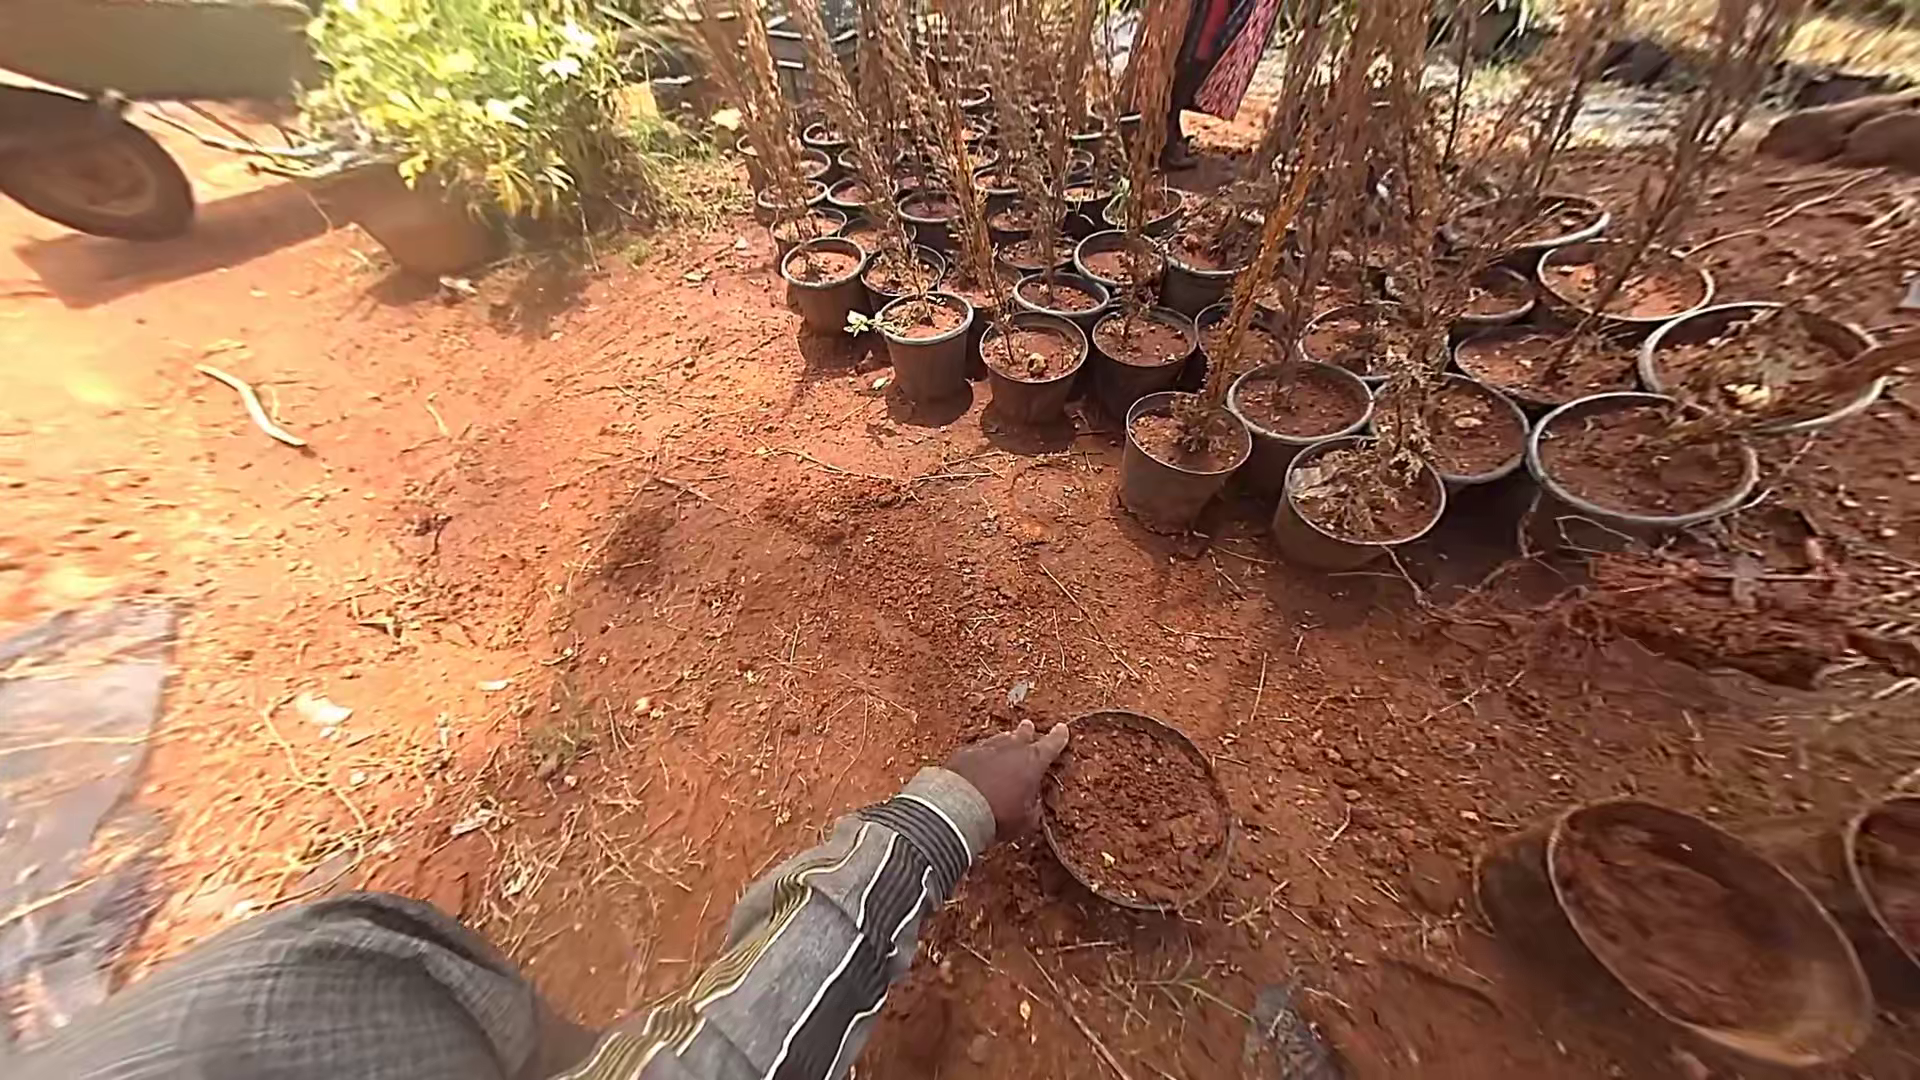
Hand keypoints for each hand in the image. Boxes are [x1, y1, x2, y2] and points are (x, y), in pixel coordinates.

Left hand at [944, 719, 1069, 840]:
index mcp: (1032, 762)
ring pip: (999, 739)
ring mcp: (986, 747)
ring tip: (1007, 739)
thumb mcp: (1026, 819)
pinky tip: (980, 758)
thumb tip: (1033, 803)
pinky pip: (979, 749)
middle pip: (1022, 735)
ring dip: (1005, 740)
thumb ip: (1033, 807)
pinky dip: (983, 753)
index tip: (1062, 728)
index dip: (1058, 737)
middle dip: (1027, 731)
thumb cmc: (999, 815)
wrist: (958, 807)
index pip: (1051, 745)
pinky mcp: (965, 752)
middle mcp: (1011, 748)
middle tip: (1029, 726)